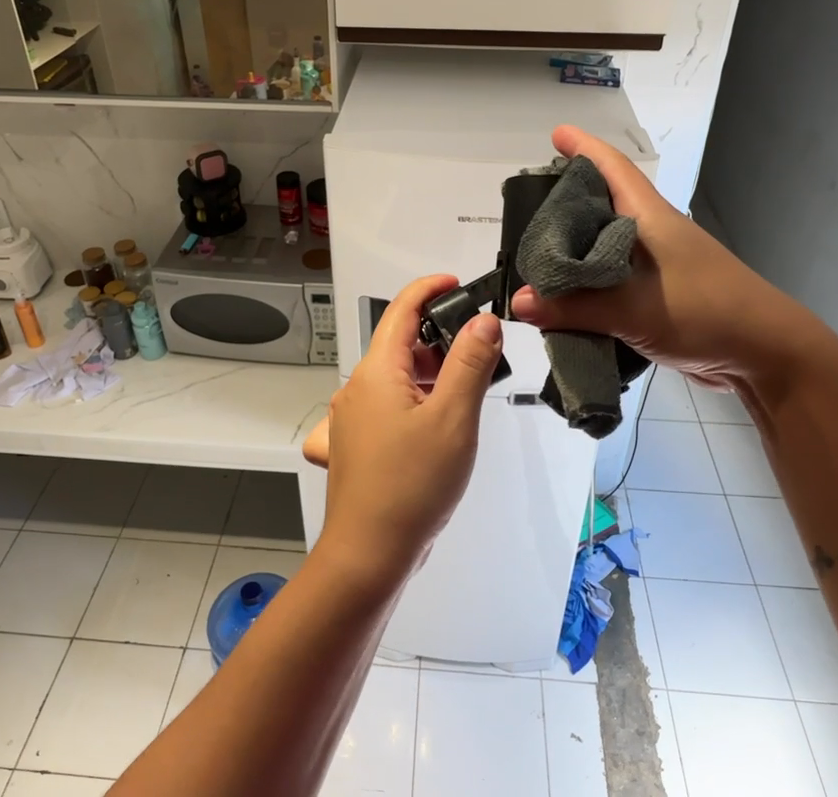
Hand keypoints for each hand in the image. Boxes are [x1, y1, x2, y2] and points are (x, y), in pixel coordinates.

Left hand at [302, 274, 503, 577]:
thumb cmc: (410, 487)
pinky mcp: (359, 445)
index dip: (430, 289)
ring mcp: (354, 420)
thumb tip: (483, 321)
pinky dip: (417, 404)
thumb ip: (470, 364)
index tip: (460, 283)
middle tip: (480, 356)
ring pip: (396, 378)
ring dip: (431, 375)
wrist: (369, 553)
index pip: (402, 309)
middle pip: (400, 344)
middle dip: (441, 340)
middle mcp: (358, 390)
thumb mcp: (454, 419)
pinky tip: (437, 427)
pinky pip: (389, 409)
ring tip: (466, 396)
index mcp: (377, 372)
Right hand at [508, 126, 829, 400]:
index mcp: (649, 218)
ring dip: (577, 248)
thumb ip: (573, 307)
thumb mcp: (632, 310)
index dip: (584, 148)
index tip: (557, 134)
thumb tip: (519, 303)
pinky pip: (615, 279)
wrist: (764, 352)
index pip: (612, 169)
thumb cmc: (704, 311)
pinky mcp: (660, 296)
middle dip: (568, 201)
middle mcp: (652, 234)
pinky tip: (568, 300)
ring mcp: (659, 266)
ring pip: (607, 246)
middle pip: (604, 205)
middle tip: (529, 211)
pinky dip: (590, 283)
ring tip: (539, 257)